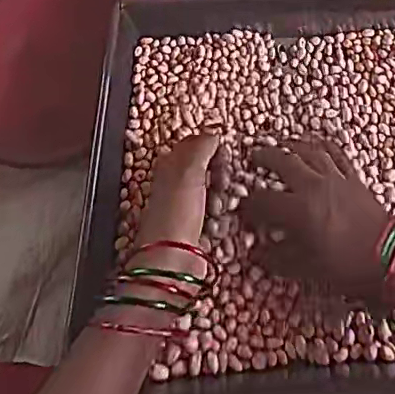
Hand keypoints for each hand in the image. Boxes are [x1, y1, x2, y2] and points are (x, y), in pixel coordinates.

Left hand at [136, 132, 223, 249]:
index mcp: (169, 164)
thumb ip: (202, 145)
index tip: (225, 155)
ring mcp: (187, 207)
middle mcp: (176, 183)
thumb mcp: (189, 168)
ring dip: (223, 199)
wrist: (172, 261)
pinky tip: (220, 226)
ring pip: (216, 193)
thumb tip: (214, 132)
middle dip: (221, 175)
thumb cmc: (176, 212)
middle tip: (222, 184)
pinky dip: (222, 220)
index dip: (213, 148)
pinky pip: (219, 217)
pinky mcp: (198, 230)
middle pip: (209, 169)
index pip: (196, 144)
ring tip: (220, 208)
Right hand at [242, 140, 390, 300]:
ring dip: (290, 145)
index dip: (248, 203)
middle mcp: (314, 185)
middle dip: (263, 158)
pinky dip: (321, 146)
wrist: (393, 260)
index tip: (241, 206)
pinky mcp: (352, 177)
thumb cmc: (350, 268)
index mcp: (300, 209)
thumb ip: (279, 259)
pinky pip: (334, 154)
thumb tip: (257, 253)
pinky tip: (315, 144)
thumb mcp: (309, 269)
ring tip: (279, 144)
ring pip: (307, 151)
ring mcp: (335, 177)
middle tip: (252, 157)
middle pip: (282, 161)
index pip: (264, 200)